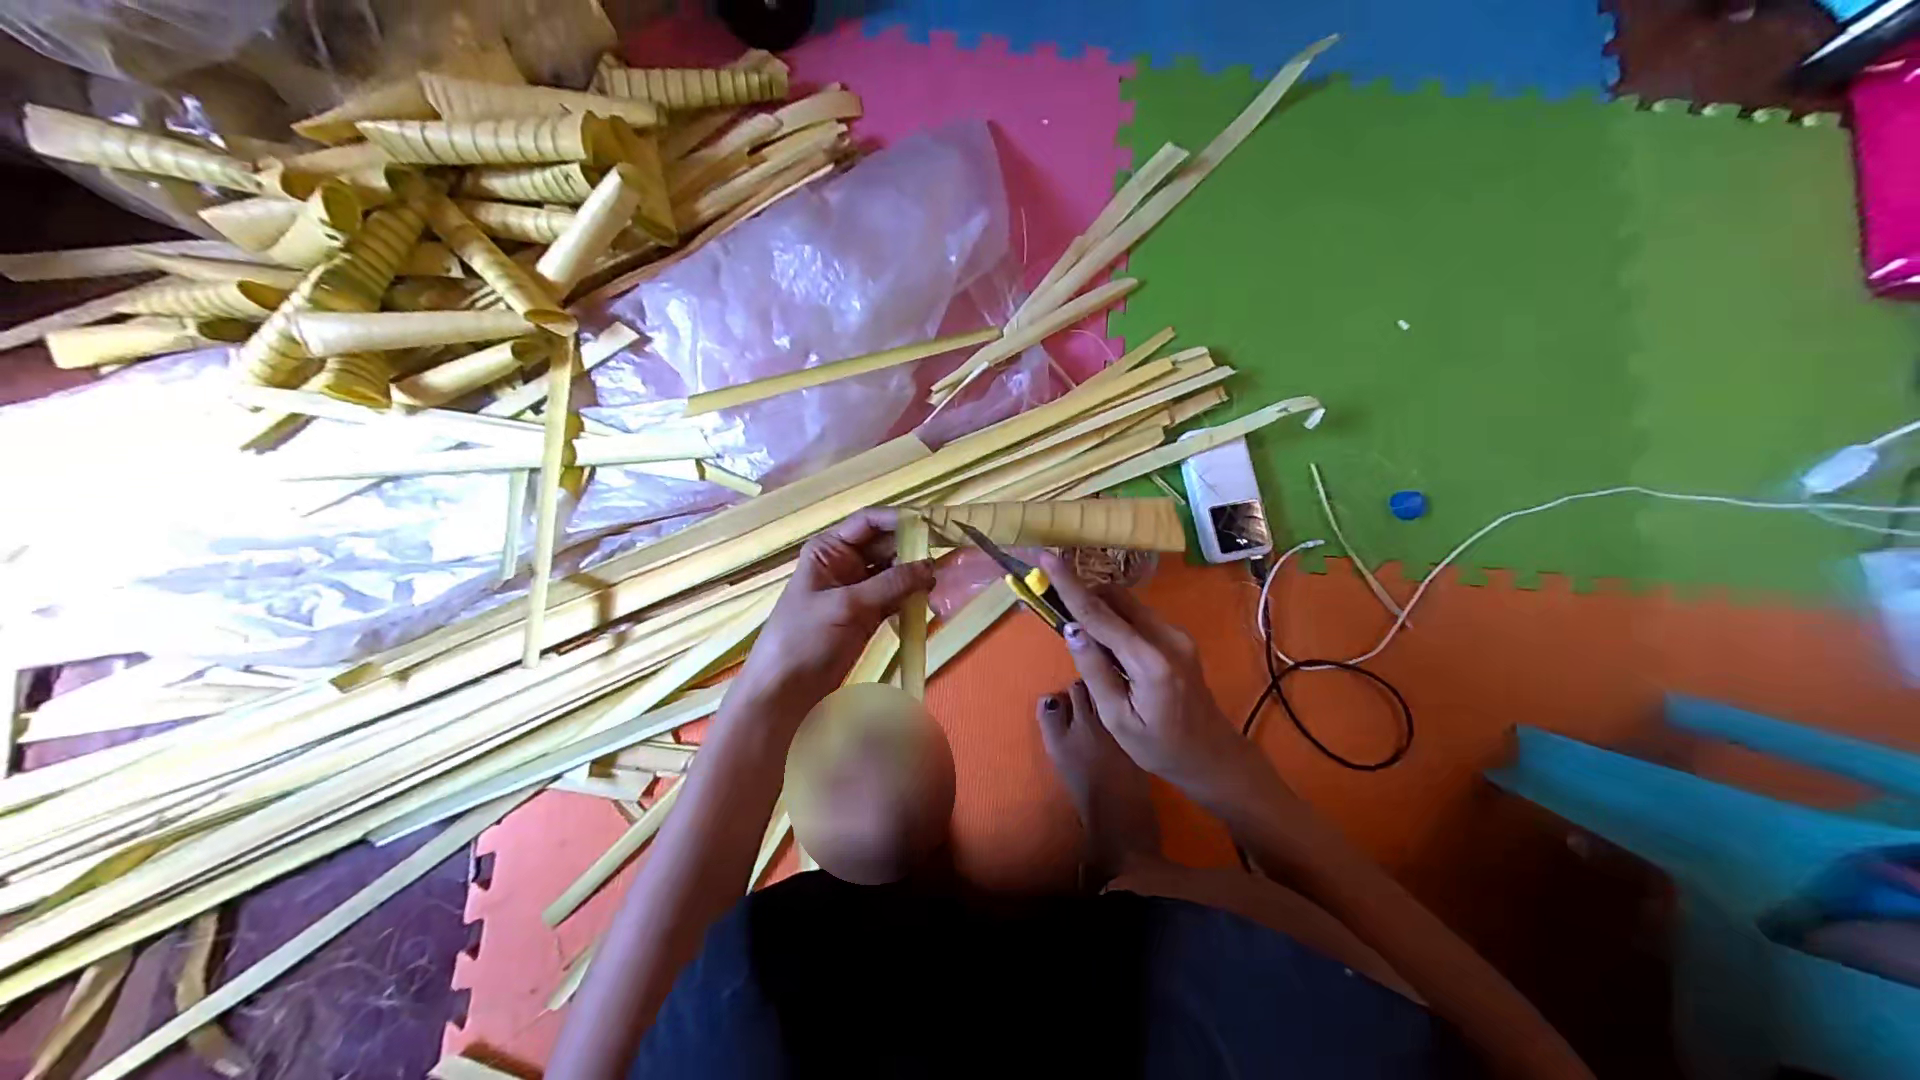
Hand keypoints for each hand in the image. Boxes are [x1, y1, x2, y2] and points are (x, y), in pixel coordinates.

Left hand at [735, 508, 935, 712]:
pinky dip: (912, 596)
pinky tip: (930, 598)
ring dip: (916, 574)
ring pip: (895, 572)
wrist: (785, 690)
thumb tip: (930, 566)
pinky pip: (896, 596)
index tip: (931, 524)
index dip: (899, 519)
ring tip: (942, 578)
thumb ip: (890, 584)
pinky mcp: (869, 615)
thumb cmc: (804, 638)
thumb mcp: (846, 606)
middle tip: (948, 553)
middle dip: (914, 548)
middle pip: (887, 545)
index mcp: (829, 549)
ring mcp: (858, 590)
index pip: (869, 522)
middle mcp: (845, 563)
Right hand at [1041, 553, 1257, 797]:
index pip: (1101, 614)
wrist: (1211, 755)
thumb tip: (1072, 629)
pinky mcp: (1178, 637)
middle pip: (1116, 598)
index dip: (1070, 585)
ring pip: (1127, 604)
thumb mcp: (1117, 719)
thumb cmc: (1159, 747)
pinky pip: (1138, 617)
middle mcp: (1168, 637)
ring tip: (1079, 635)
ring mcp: (1177, 634)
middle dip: (1083, 594)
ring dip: (1099, 609)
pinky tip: (1105, 647)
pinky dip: (1114, 621)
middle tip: (1053, 604)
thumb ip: (1094, 670)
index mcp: (1151, 661)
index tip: (1048, 557)